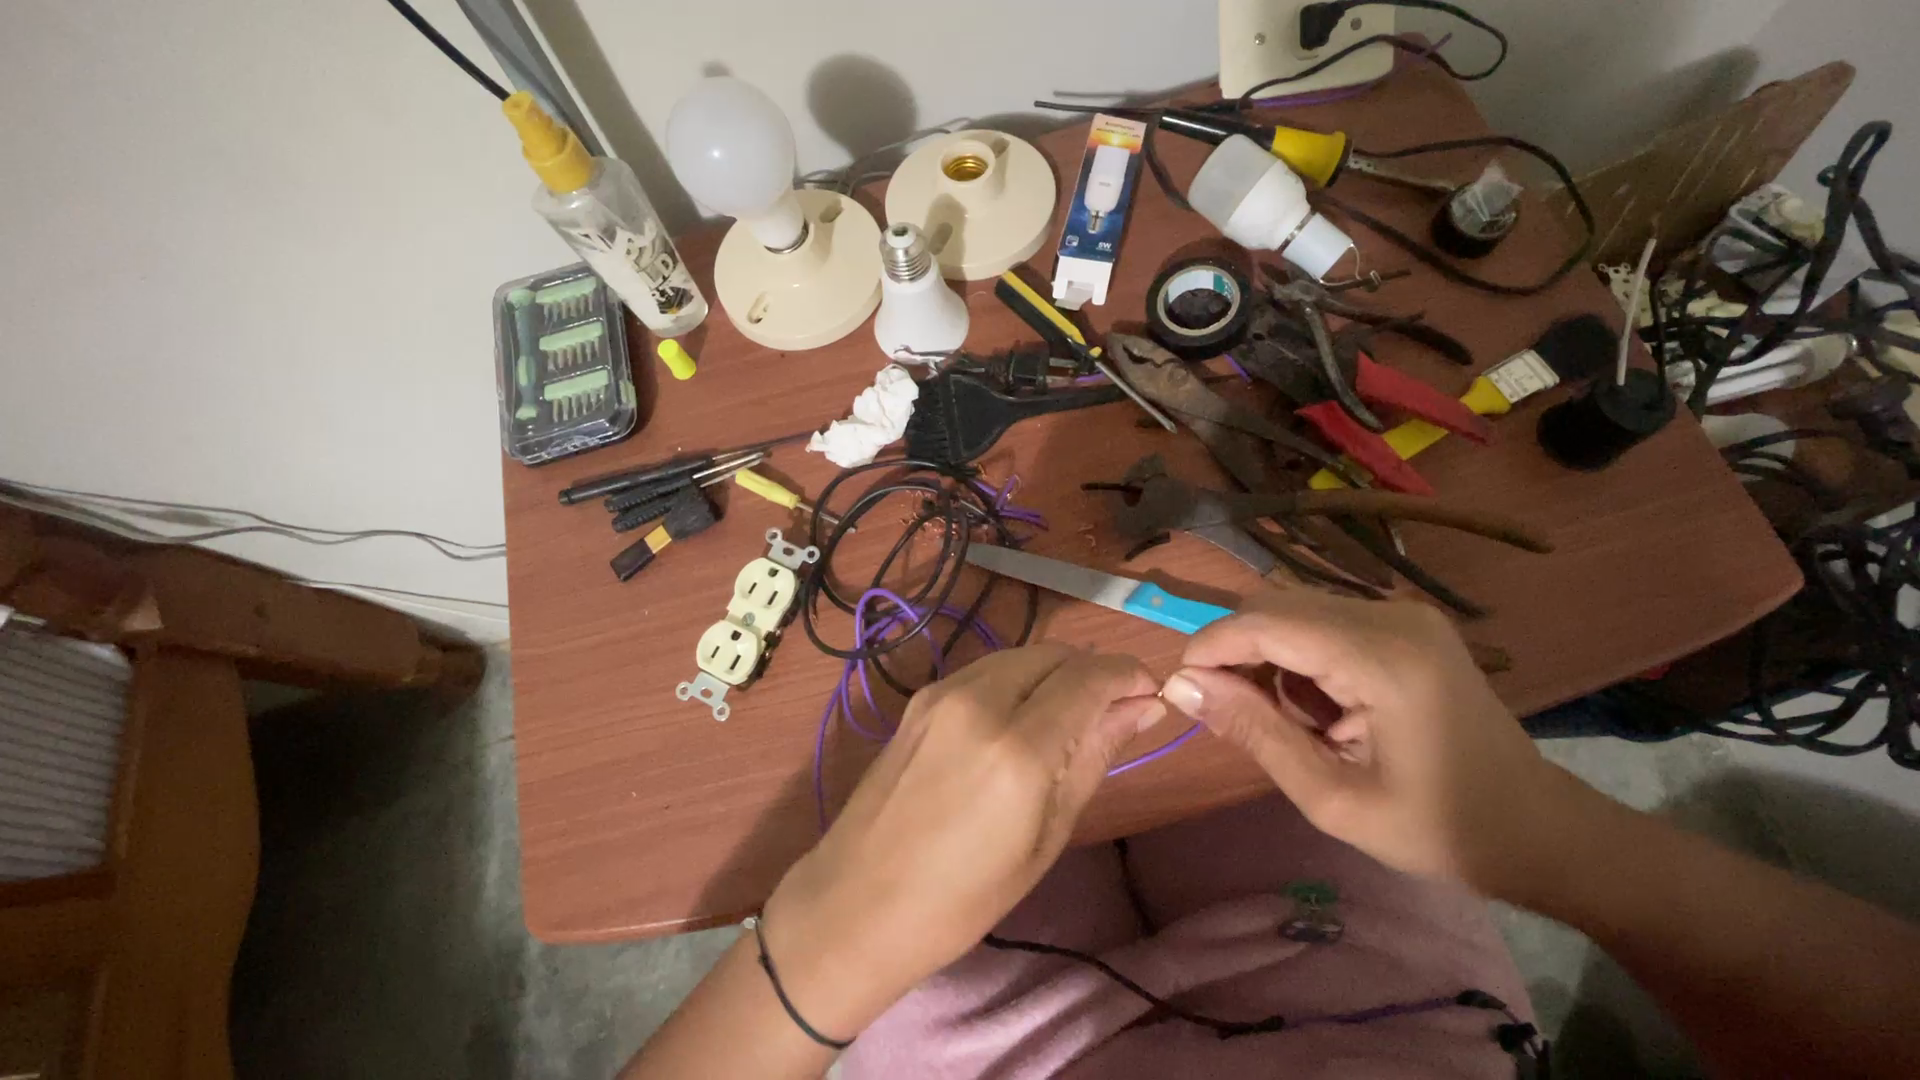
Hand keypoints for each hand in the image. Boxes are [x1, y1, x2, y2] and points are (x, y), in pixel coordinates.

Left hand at [762, 644, 1163, 1038]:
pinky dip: (1019, 678)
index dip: (1127, 675)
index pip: (1089, 678)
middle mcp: (978, 701)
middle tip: (1116, 709)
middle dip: (1093, 670)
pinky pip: (986, 670)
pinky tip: (1026, 714)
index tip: (1150, 692)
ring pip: (1019, 655)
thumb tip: (1141, 708)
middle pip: (1054, 654)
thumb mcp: (1045, 837)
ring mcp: (941, 694)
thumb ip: (1093, 757)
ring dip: (1055, 671)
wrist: (855, 904)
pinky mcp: (919, 700)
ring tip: (1074, 713)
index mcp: (1017, 747)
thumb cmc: (962, 897)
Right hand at [1159, 590, 1598, 894]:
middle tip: (1229, 714)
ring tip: (1281, 721)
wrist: (1538, 830)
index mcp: (1383, 658)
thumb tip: (1180, 686)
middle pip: (1275, 604)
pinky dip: (1297, 657)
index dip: (1210, 646)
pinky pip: (1322, 620)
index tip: (1183, 691)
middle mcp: (1393, 616)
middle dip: (1235, 651)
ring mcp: (1403, 615)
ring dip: (1266, 656)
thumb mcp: (1331, 797)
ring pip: (1294, 608)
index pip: (1265, 621)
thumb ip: (1253, 731)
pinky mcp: (1405, 625)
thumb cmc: (1437, 827)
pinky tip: (1314, 708)